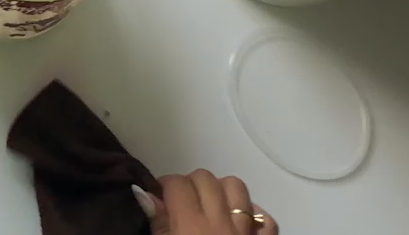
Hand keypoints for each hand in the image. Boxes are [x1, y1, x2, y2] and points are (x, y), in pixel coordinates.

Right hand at [135, 170, 276, 233]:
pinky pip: (266, 218)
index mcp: (191, 224)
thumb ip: (158, 223)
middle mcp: (221, 221)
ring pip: (236, 187)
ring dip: (222, 192)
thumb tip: (143, 192)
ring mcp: (246, 231)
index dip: (166, 186)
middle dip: (191, 185)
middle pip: (205, 178)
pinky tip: (241, 222)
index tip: (161, 197)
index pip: (176, 183)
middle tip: (182, 203)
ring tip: (211, 206)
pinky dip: (253, 215)